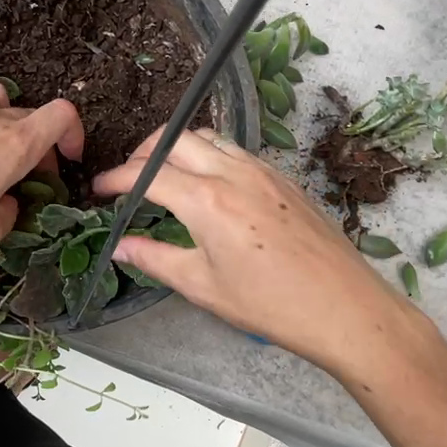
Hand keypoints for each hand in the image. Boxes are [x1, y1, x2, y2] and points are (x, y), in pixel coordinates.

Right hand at [93, 129, 435, 378]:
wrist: (347, 309)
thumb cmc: (270, 305)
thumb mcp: (202, 286)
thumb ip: (154, 259)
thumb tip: (118, 247)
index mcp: (206, 201)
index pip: (147, 174)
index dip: (116, 178)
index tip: (99, 190)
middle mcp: (233, 174)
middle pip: (175, 140)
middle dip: (143, 152)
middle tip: (128, 178)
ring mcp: (262, 171)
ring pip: (208, 138)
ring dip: (177, 148)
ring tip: (163, 174)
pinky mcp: (283, 179)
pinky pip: (235, 150)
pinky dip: (208, 155)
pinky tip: (207, 184)